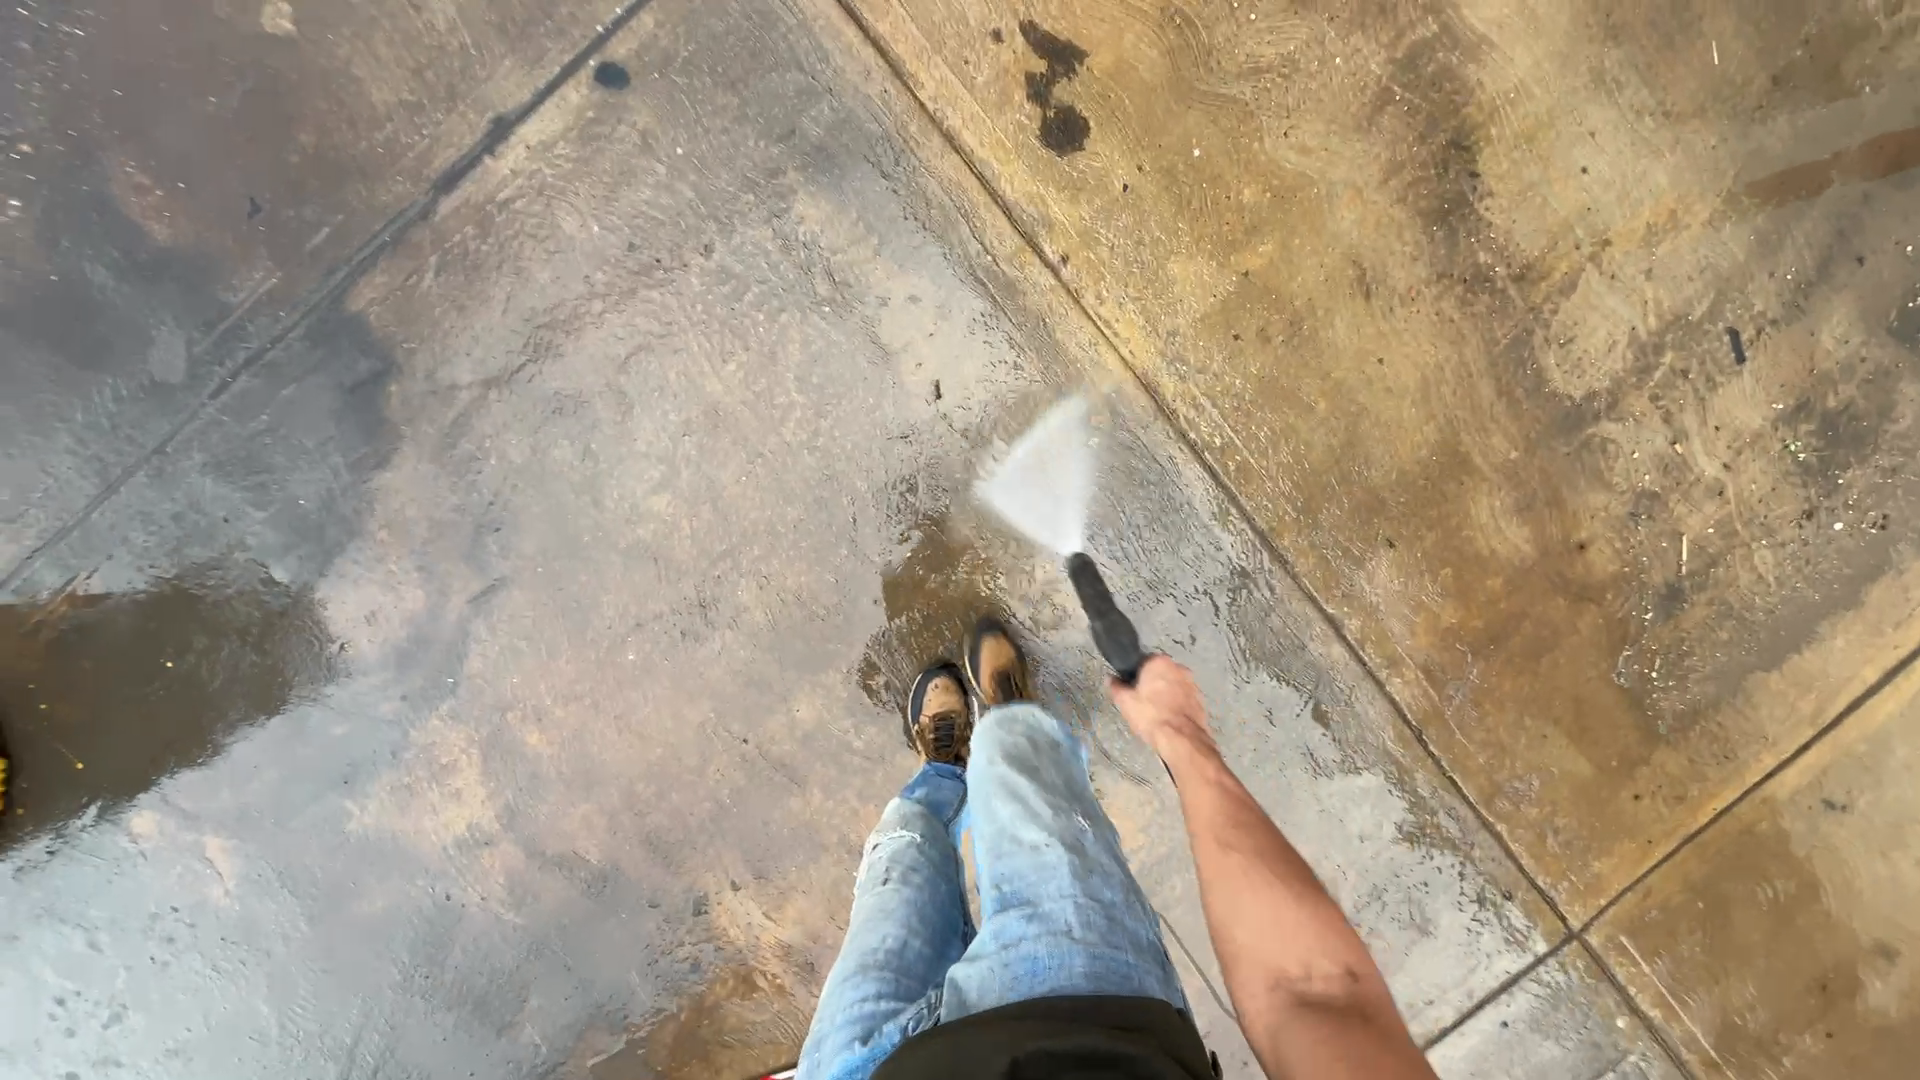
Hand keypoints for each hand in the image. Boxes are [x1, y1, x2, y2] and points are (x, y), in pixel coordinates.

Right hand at [1109, 655, 1212, 757]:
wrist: (1181, 739)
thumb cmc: (1153, 716)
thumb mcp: (1125, 702)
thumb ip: (1116, 686)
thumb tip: (1111, 680)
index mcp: (1159, 662)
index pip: (1143, 662)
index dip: (1135, 676)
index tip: (1131, 688)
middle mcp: (1179, 669)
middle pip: (1160, 674)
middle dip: (1152, 685)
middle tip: (1141, 702)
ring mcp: (1192, 685)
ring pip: (1173, 687)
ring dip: (1165, 696)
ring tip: (1155, 714)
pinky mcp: (1199, 701)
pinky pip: (1183, 700)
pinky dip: (1176, 706)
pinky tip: (1167, 719)